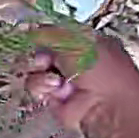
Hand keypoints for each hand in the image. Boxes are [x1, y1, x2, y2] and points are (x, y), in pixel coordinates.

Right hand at [22, 30, 138, 132]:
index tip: (36, 34)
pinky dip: (42, 85)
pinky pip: (35, 84)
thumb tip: (33, 29)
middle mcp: (76, 61)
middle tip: (46, 60)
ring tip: (56, 80)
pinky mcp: (52, 96)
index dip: (47, 34)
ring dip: (42, 72)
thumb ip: (53, 32)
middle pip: (43, 50)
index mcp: (89, 43)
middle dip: (42, 54)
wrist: (105, 108)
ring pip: (35, 67)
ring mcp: (63, 79)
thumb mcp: (78, 42)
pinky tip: (56, 89)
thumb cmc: (101, 70)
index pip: (60, 33)